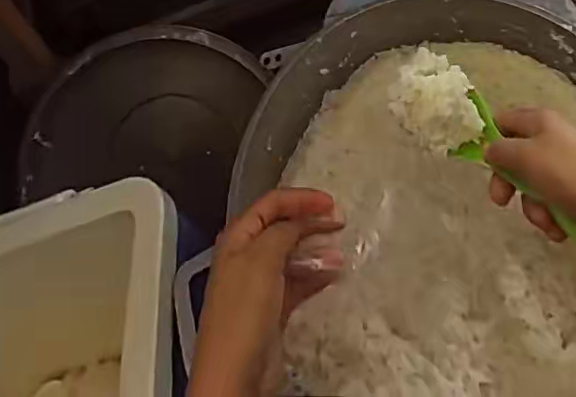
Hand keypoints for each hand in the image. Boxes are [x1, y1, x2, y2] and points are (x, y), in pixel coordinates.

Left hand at [188, 188, 343, 396]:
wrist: (234, 376)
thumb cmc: (243, 310)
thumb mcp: (262, 259)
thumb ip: (283, 231)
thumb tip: (303, 220)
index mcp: (238, 237)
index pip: (271, 203)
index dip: (300, 198)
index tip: (330, 202)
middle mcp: (247, 255)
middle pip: (282, 226)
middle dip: (310, 221)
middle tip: (340, 222)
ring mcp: (260, 283)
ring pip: (293, 254)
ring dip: (317, 248)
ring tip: (341, 249)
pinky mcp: (273, 308)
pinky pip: (298, 281)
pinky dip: (316, 274)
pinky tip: (334, 273)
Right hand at [484, 107, 575, 243]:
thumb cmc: (570, 177)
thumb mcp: (526, 158)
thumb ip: (500, 151)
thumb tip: (489, 150)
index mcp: (538, 121)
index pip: (502, 121)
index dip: (490, 140)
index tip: (483, 165)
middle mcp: (550, 138)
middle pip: (514, 157)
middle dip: (509, 182)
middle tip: (502, 201)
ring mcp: (565, 167)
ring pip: (531, 185)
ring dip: (532, 206)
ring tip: (546, 220)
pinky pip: (551, 203)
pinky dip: (550, 217)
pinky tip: (559, 228)